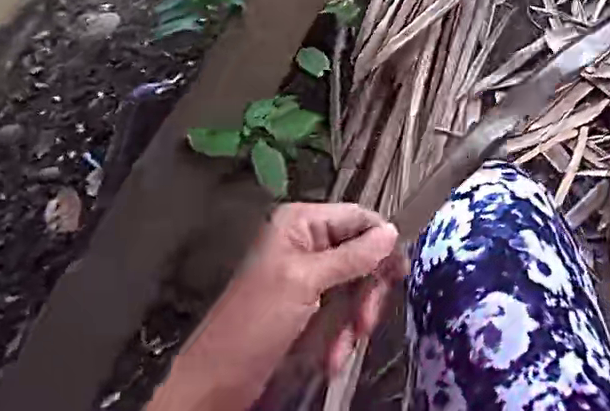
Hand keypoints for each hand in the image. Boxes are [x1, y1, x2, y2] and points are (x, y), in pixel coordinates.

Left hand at [150, 203, 407, 410]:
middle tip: (367, 322)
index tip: (399, 272)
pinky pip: (340, 310)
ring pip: (354, 285)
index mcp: (301, 223)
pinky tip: (333, 357)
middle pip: (360, 253)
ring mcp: (306, 276)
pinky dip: (341, 334)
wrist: (210, 390)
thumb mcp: (305, 283)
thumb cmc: (253, 325)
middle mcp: (306, 242)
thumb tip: (392, 232)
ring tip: (344, 348)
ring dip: (354, 319)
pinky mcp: (305, 307)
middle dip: (366, 291)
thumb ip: (352, 256)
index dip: (381, 241)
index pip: (358, 218)